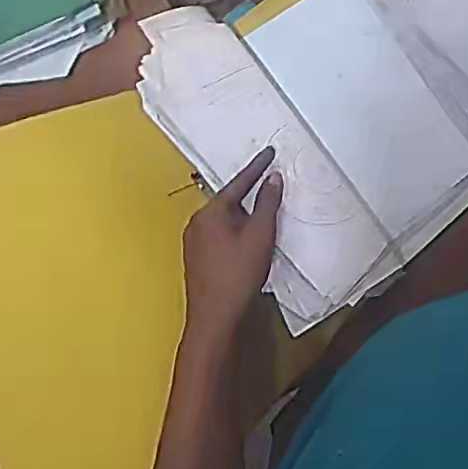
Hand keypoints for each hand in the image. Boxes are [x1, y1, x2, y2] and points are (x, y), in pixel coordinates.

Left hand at [181, 146, 282, 337]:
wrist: (216, 316)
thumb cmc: (239, 272)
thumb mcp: (261, 233)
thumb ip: (267, 202)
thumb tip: (272, 178)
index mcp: (210, 213)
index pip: (238, 183)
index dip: (257, 168)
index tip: (270, 152)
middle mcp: (197, 223)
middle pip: (230, 200)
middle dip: (251, 194)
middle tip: (272, 185)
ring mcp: (195, 242)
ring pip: (226, 218)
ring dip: (246, 214)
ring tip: (266, 214)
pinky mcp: (198, 258)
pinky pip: (221, 232)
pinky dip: (239, 229)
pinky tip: (252, 239)